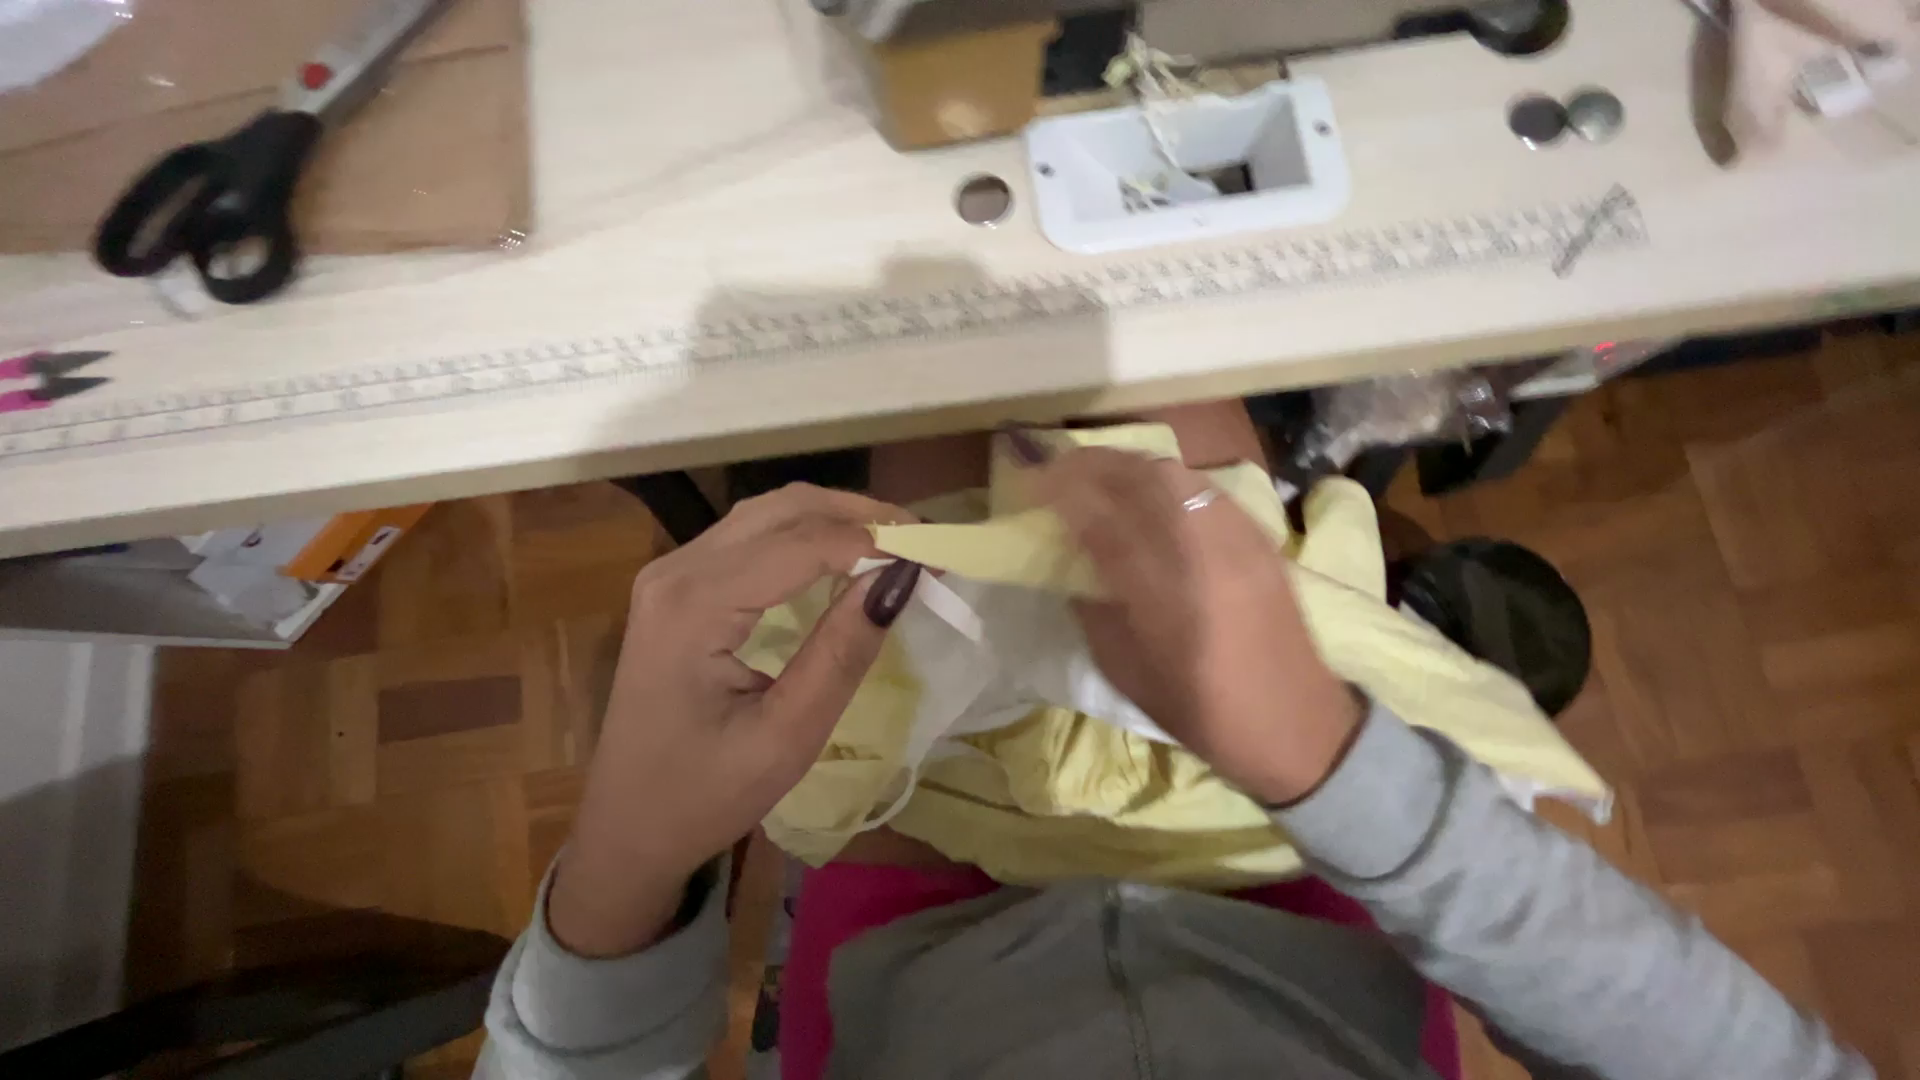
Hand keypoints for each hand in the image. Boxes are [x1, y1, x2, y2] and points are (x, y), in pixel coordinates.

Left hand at [548, 484, 922, 955]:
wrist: (628, 829)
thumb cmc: (705, 796)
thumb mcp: (787, 736)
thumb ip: (841, 653)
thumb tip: (898, 580)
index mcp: (694, 606)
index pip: (801, 544)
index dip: (875, 542)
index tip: (936, 558)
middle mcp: (676, 570)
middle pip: (783, 509)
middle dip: (860, 515)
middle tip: (922, 542)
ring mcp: (672, 573)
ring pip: (768, 514)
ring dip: (835, 518)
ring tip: (895, 543)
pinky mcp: (679, 586)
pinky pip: (752, 537)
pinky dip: (807, 535)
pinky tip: (843, 555)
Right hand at [1023, 441, 1362, 805]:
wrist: (1295, 724)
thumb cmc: (1201, 710)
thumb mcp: (1125, 671)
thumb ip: (1092, 610)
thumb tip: (1072, 563)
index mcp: (1164, 598)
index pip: (1104, 523)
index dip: (1064, 494)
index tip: (1034, 481)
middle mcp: (1204, 556)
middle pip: (1143, 480)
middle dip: (1093, 464)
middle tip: (1059, 466)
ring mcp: (1239, 540)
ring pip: (1177, 475)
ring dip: (1128, 464)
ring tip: (1097, 470)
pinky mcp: (1261, 538)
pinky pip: (1205, 488)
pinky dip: (1166, 478)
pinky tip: (1148, 488)